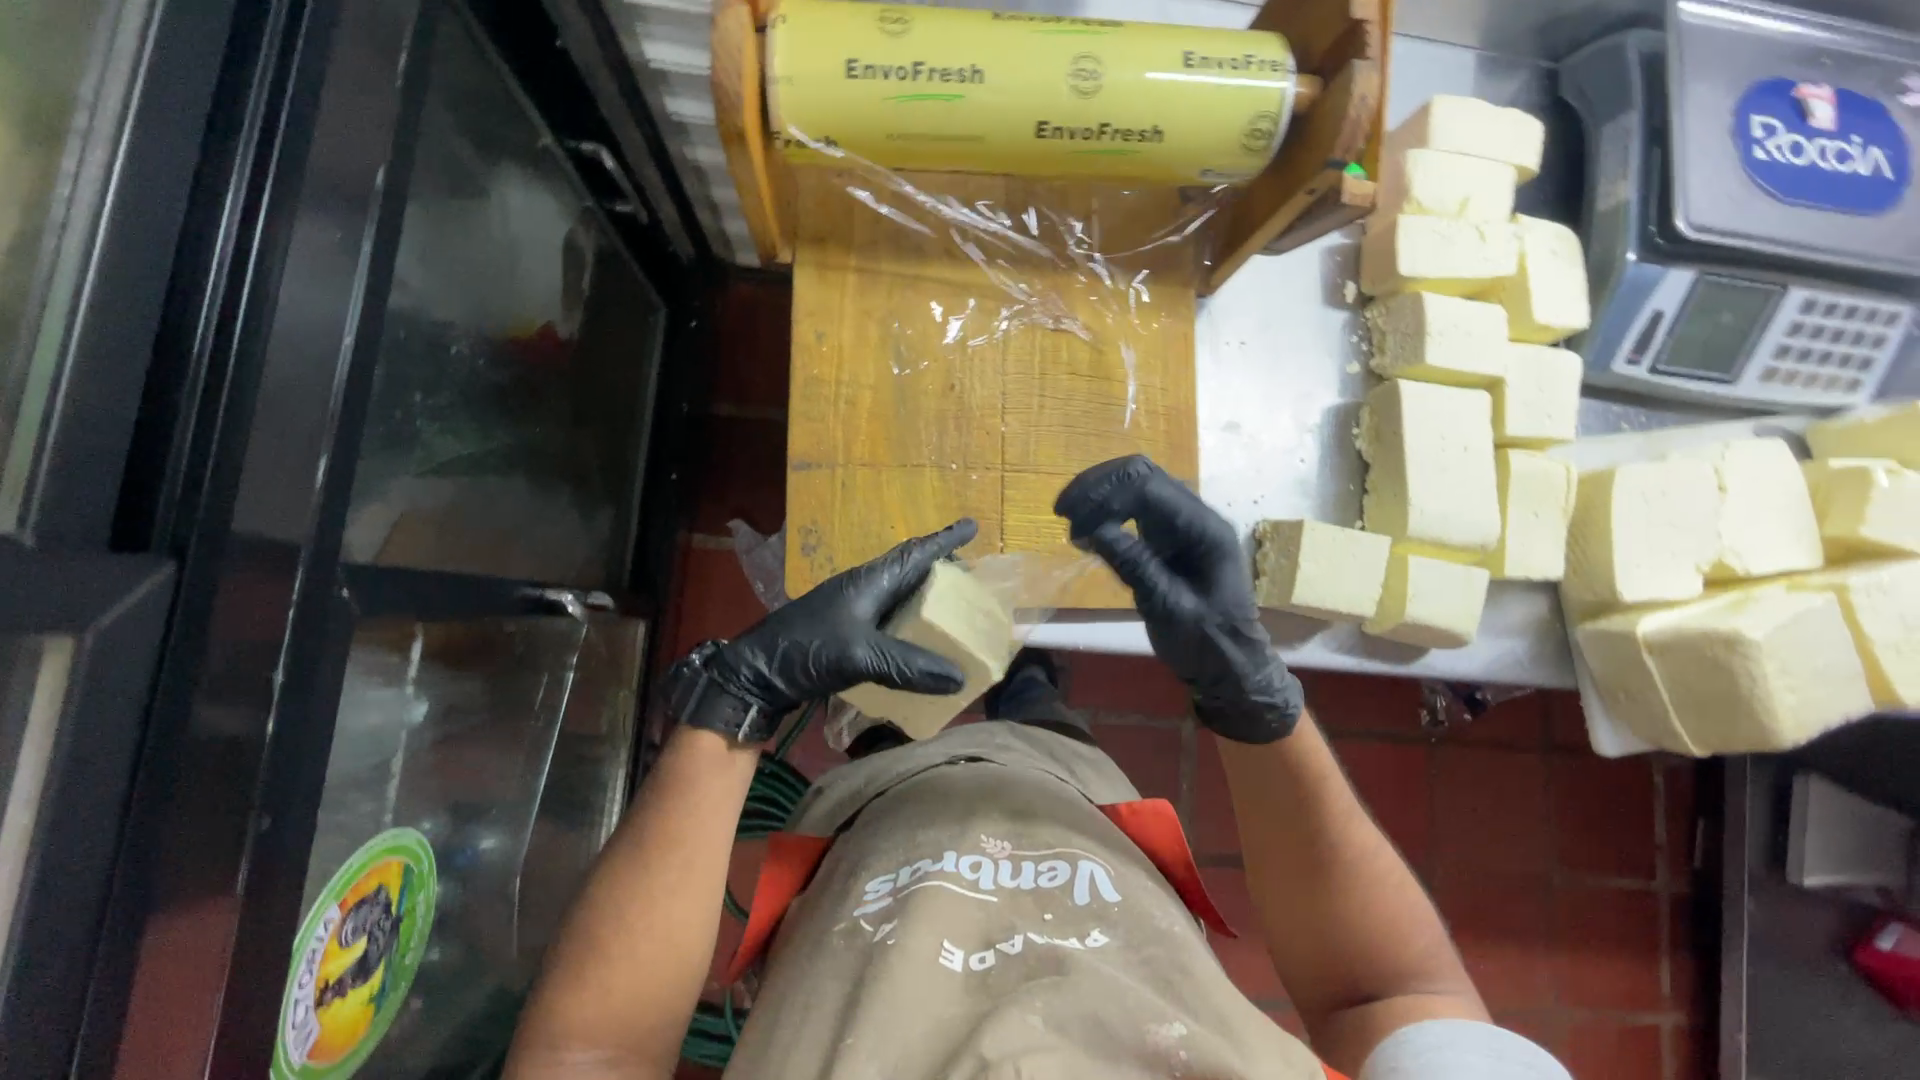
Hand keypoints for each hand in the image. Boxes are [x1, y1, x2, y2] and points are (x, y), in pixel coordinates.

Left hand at [707, 519, 979, 714]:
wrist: (755, 674)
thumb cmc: (806, 650)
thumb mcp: (862, 654)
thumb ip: (910, 666)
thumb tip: (959, 677)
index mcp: (870, 581)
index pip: (915, 552)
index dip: (946, 540)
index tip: (973, 526)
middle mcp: (864, 591)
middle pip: (910, 573)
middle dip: (942, 573)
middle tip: (972, 582)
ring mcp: (852, 613)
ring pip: (900, 601)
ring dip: (926, 605)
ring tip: (954, 616)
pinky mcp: (844, 637)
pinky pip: (889, 628)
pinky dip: (910, 633)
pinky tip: (920, 651)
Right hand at [1055, 456, 1302, 742]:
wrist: (1231, 666)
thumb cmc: (1206, 642)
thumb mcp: (1168, 608)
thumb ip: (1136, 565)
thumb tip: (1092, 530)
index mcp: (1204, 528)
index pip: (1147, 488)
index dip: (1104, 496)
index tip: (1070, 522)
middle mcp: (1196, 516)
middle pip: (1142, 475)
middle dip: (1098, 486)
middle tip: (1062, 512)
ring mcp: (1184, 524)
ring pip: (1137, 485)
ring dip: (1100, 495)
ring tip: (1070, 519)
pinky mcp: (1170, 537)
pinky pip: (1137, 508)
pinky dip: (1108, 512)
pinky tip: (1088, 532)